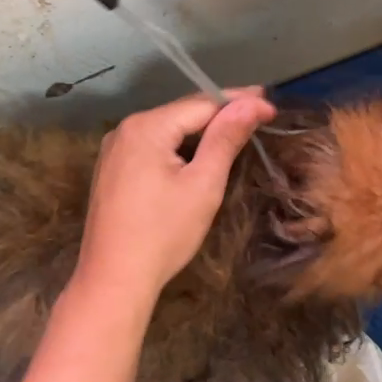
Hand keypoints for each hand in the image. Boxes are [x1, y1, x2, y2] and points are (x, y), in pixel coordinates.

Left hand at [73, 90, 275, 298]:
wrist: (114, 278)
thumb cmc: (163, 233)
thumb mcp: (203, 184)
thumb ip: (225, 139)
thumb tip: (251, 103)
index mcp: (146, 127)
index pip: (202, 104)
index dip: (239, 103)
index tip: (270, 107)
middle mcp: (124, 129)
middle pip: (181, 113)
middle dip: (219, 114)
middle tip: (259, 114)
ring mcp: (113, 150)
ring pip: (166, 130)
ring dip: (198, 130)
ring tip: (235, 130)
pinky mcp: (110, 170)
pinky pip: (150, 147)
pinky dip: (176, 147)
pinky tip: (196, 154)